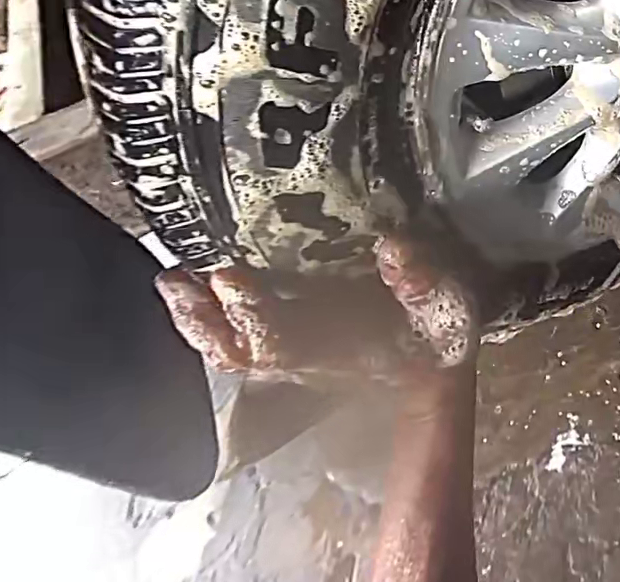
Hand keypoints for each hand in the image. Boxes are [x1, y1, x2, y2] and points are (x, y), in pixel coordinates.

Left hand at [155, 234, 478, 384]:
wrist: (427, 373)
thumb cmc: (435, 341)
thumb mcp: (446, 311)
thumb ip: (423, 283)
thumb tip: (392, 247)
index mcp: (338, 348)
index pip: (282, 340)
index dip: (252, 313)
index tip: (227, 277)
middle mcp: (303, 354)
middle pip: (237, 350)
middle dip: (203, 318)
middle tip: (176, 277)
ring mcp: (292, 350)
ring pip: (229, 347)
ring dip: (196, 318)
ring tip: (173, 280)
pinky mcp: (291, 336)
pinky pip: (239, 334)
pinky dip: (212, 314)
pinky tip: (199, 284)